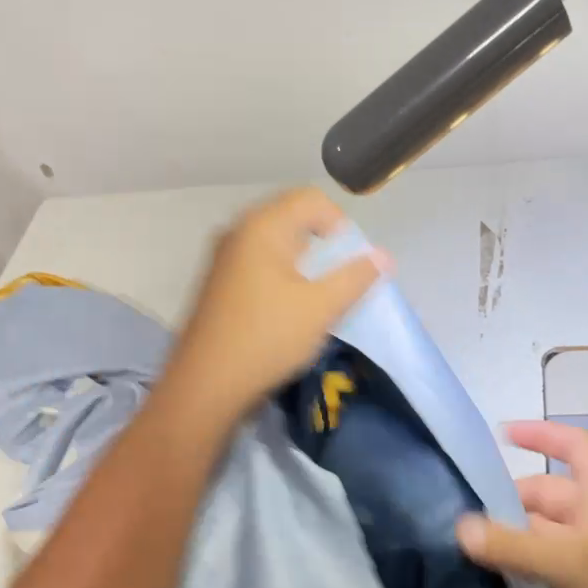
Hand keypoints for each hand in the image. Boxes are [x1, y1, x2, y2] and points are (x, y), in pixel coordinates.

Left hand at [163, 188, 385, 418]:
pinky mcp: (217, 285)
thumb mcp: (321, 309)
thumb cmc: (267, 339)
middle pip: (293, 220)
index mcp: (262, 226)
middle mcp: (238, 231)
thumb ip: (356, 278)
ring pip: (276, 246)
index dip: (341, 226)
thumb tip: (383, 256)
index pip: (312, 200)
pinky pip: (259, 266)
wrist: (204, 386)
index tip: (350, 266)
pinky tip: (288, 314)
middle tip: (338, 285)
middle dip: (324, 248)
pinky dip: (282, 280)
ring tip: (317, 303)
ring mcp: (222, 258)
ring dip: (304, 267)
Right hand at [455, 421, 587, 587]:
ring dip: (511, 539)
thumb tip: (459, 527)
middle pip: (550, 496)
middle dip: (510, 499)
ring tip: (463, 545)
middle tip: (460, 512)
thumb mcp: (570, 563)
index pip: (576, 448)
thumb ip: (512, 545)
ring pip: (544, 536)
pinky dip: (521, 571)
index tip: (502, 434)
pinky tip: (489, 581)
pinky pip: (547, 572)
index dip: (543, 435)